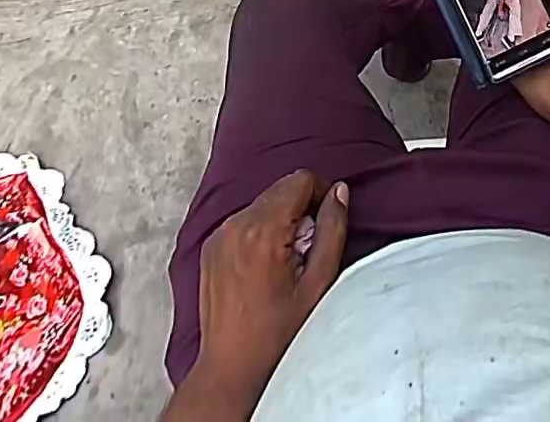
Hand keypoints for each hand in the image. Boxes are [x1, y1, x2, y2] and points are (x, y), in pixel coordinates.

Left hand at [190, 170, 349, 402]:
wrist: (232, 368)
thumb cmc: (278, 333)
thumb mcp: (319, 282)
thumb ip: (332, 229)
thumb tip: (338, 191)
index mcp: (264, 229)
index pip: (300, 179)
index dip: (319, 195)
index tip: (322, 224)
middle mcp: (236, 223)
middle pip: (280, 188)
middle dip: (299, 209)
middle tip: (304, 249)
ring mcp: (220, 233)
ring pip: (263, 202)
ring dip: (279, 219)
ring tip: (284, 261)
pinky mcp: (211, 244)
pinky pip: (243, 219)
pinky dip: (259, 230)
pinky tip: (263, 266)